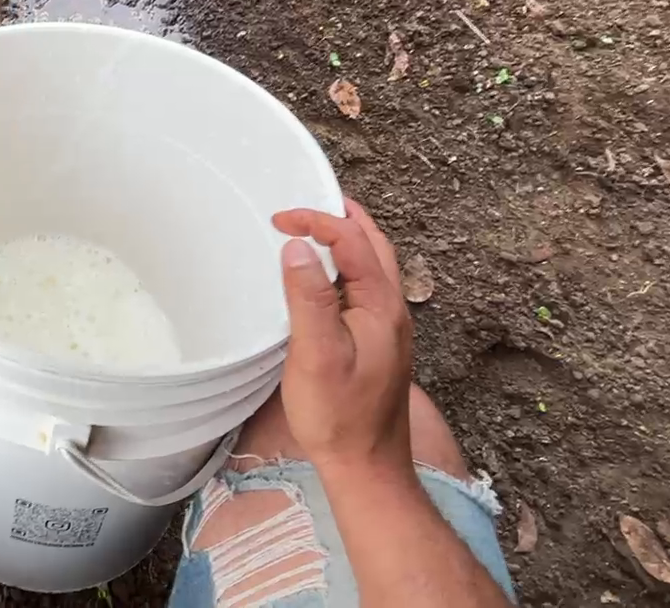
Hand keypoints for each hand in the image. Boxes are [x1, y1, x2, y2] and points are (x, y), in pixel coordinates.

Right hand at [271, 200, 414, 477]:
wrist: (365, 467)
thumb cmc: (337, 413)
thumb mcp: (317, 353)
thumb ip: (309, 297)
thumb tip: (298, 246)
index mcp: (381, 306)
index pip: (353, 241)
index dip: (317, 221)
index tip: (278, 219)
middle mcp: (391, 310)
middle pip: (374, 246)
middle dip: (342, 216)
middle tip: (306, 201)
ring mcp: (386, 327)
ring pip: (373, 265)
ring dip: (346, 238)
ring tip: (314, 226)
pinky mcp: (375, 341)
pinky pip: (363, 285)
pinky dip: (343, 263)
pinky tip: (320, 273)